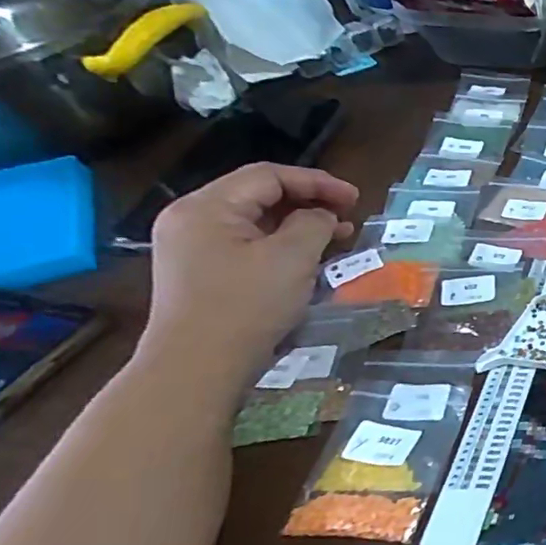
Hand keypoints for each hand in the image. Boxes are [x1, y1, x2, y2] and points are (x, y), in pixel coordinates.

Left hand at [141, 163, 357, 383]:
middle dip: (308, 202)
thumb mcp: (291, 259)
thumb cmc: (246, 306)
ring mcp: (190, 248)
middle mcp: (190, 219)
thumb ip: (314, 224)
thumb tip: (322, 216)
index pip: (268, 176)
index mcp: (206, 207)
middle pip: (258, 195)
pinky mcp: (198, 273)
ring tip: (336, 238)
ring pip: (254, 222)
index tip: (355, 199)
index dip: (317, 182)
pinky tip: (305, 260)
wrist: (196, 368)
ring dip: (297, 225)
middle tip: (348, 216)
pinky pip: (245, 245)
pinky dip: (279, 245)